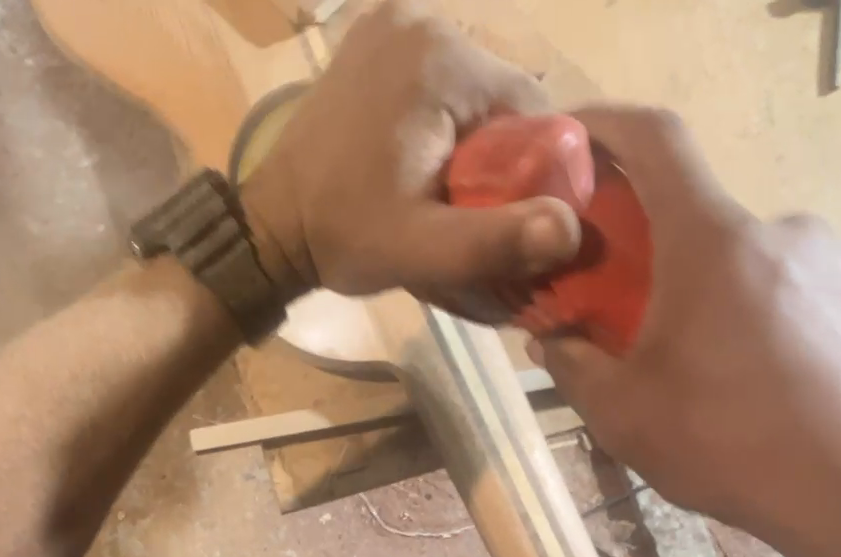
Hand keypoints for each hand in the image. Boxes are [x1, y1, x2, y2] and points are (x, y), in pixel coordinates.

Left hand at [241, 0, 581, 316]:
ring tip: (440, 189)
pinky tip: (419, 161)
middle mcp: (419, 20)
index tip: (507, 214)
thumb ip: (495, 240)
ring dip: (469, 139)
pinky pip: (435, 81)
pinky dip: (440, 121)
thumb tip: (571, 229)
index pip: (531, 107)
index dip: (533, 168)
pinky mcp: (369, 44)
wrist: (269, 227)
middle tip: (466, 207)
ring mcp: (388, 26)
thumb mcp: (421, 249)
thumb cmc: (342, 237)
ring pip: (470, 89)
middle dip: (498, 153)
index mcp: (440, 57)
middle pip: (499, 95)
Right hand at [532, 106, 840, 556]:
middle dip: (644, 252)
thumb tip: (551, 338)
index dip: (606, 124)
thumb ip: (573, 364)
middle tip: (616, 314)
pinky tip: (739, 381)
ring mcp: (830, 263)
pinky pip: (781, 287)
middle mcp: (778, 230)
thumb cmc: (728, 445)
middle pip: (693, 215)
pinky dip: (742, 313)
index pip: (657, 140)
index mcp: (713, 242)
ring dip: (696, 293)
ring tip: (681, 365)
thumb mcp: (622, 414)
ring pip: (737, 259)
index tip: (569, 137)